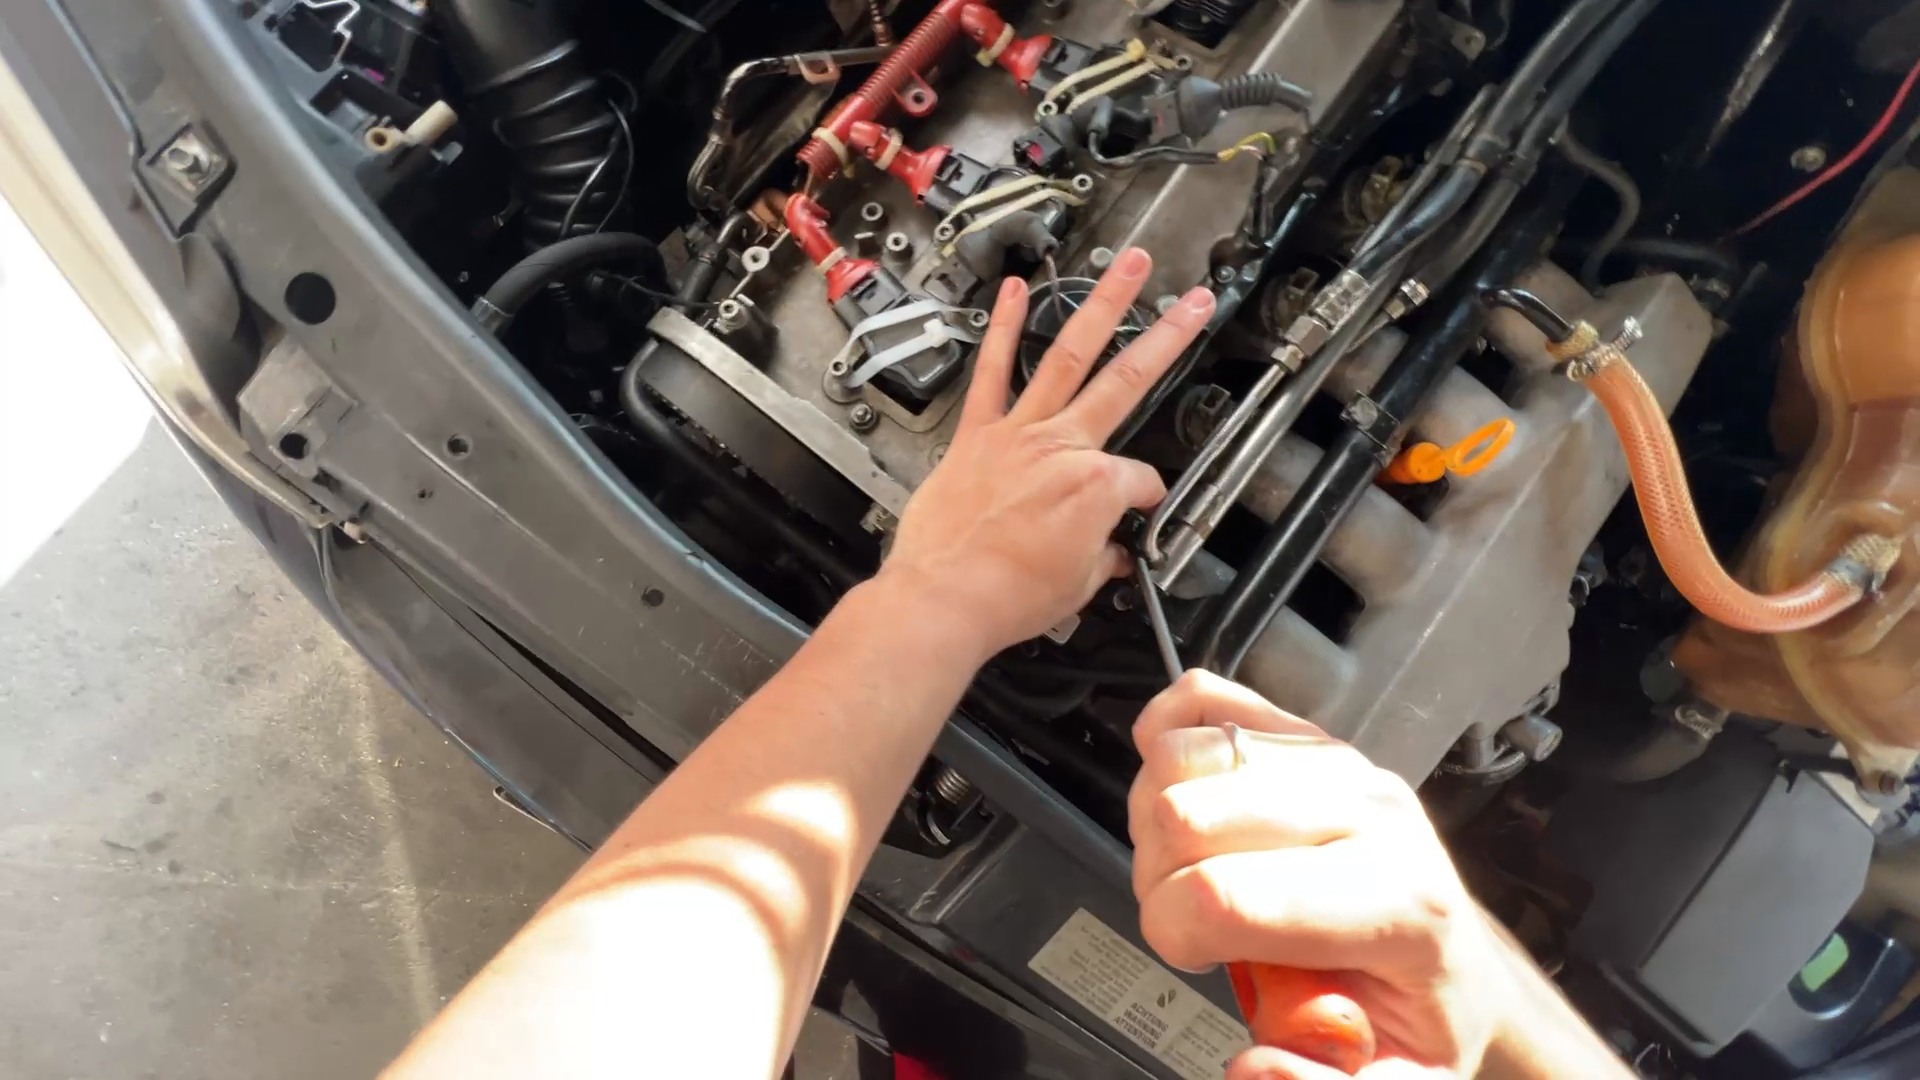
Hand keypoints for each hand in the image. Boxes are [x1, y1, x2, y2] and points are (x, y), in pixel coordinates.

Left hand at [877, 248, 1214, 660]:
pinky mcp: (976, 436)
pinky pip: (991, 373)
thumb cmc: (1007, 596)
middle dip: (1167, 337)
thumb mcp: (1076, 586)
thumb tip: (1108, 552)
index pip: (1139, 482)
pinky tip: (1015, 292)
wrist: (943, 597)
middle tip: (1194, 301)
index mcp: (1096, 486)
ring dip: (1101, 308)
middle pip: (1126, 382)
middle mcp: (1062, 448)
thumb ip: (1099, 557)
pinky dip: (1004, 331)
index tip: (1141, 510)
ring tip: (1128, 268)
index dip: (1146, 498)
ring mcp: (1018, 434)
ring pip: (1068, 358)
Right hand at [1129, 672, 1513, 1079]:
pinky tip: (1183, 784)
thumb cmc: (1408, 1004)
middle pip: (1182, 816)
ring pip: (1177, 755)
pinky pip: (1198, 696)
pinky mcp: (1293, 722)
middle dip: (1156, 874)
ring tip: (1189, 856)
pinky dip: (1165, 735)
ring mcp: (1325, 752)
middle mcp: (1365, 806)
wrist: (1448, 941)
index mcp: (1396, 900)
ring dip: (1154, 814)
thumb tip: (1252, 1067)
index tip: (1191, 953)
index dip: (1172, 932)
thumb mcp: (1392, 1079)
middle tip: (1187, 908)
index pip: (1221, 895)